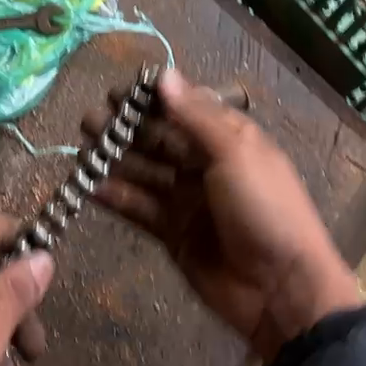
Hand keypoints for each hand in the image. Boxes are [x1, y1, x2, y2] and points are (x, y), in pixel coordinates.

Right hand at [83, 68, 362, 360]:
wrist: (283, 291)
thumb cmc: (266, 209)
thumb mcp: (234, 153)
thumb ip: (195, 115)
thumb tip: (163, 74)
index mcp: (226, 138)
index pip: (182, 107)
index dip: (150, 99)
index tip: (117, 92)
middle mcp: (203, 163)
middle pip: (156, 138)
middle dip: (124, 127)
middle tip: (89, 120)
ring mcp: (185, 199)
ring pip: (142, 171)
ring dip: (114, 158)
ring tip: (81, 147)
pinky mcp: (170, 232)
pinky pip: (138, 207)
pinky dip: (115, 195)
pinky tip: (88, 185)